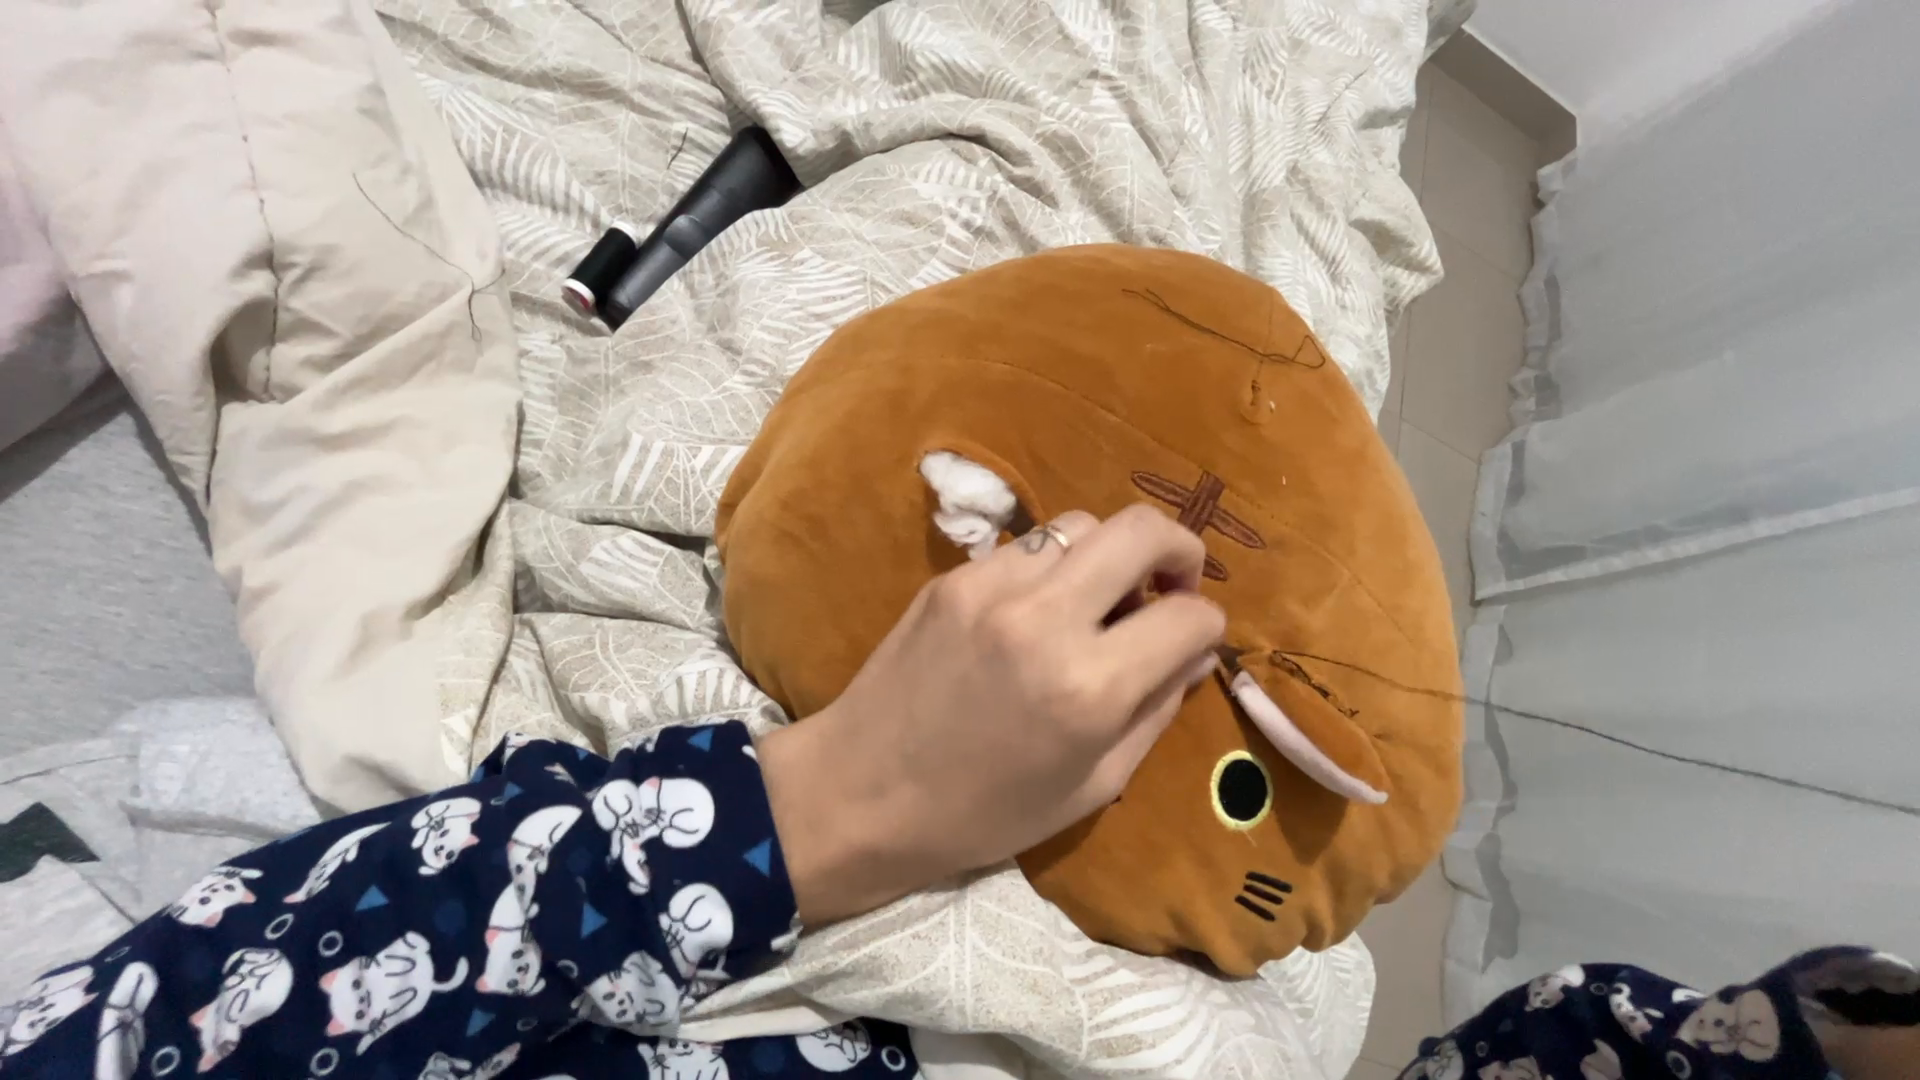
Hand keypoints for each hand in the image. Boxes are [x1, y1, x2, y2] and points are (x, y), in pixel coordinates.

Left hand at [756, 504, 1226, 926]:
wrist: (862, 789)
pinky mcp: (953, 577)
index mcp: (1089, 687)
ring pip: (1083, 524)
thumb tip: (1195, 651)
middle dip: (1179, 550)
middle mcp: (1044, 619)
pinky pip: (1028, 547)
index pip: (1188, 615)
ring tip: (1100, 598)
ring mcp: (991, 587)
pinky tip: (1039, 607)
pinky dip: (1054, 566)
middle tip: (1171, 587)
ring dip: (1111, 554)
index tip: (1194, 638)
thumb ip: (1156, 711)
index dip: (1209, 625)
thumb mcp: (1092, 785)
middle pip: (1142, 530)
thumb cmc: (983, 811)